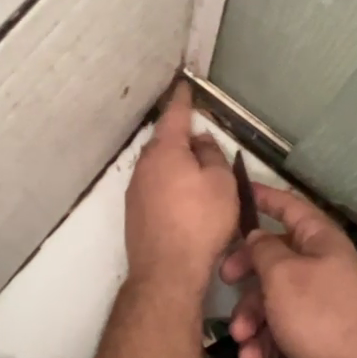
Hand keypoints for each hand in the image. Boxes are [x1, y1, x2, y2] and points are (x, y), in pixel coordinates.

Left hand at [123, 82, 238, 290]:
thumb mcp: (221, 183)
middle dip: (180, 137)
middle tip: (201, 138)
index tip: (184, 85)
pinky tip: (183, 199)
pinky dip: (169, 184)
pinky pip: (155, 187)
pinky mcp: (135, 213)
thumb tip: (200, 140)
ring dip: (175, 164)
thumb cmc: (201, 222)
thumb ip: (212, 155)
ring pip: (158, 166)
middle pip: (164, 142)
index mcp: (165, 151)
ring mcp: (135, 190)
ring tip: (197, 172)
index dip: (183, 100)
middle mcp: (144, 166)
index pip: (175, 115)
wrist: (166, 272)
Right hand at [220, 185, 356, 357]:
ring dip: (250, 316)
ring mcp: (319, 303)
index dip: (264, 198)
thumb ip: (264, 249)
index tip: (237, 193)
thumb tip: (257, 236)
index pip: (290, 207)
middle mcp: (322, 267)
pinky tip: (253, 357)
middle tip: (224, 279)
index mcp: (322, 241)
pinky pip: (279, 328)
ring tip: (241, 337)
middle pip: (275, 256)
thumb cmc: (320, 317)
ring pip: (272, 297)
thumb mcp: (283, 275)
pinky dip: (263, 340)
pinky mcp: (312, 337)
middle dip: (246, 271)